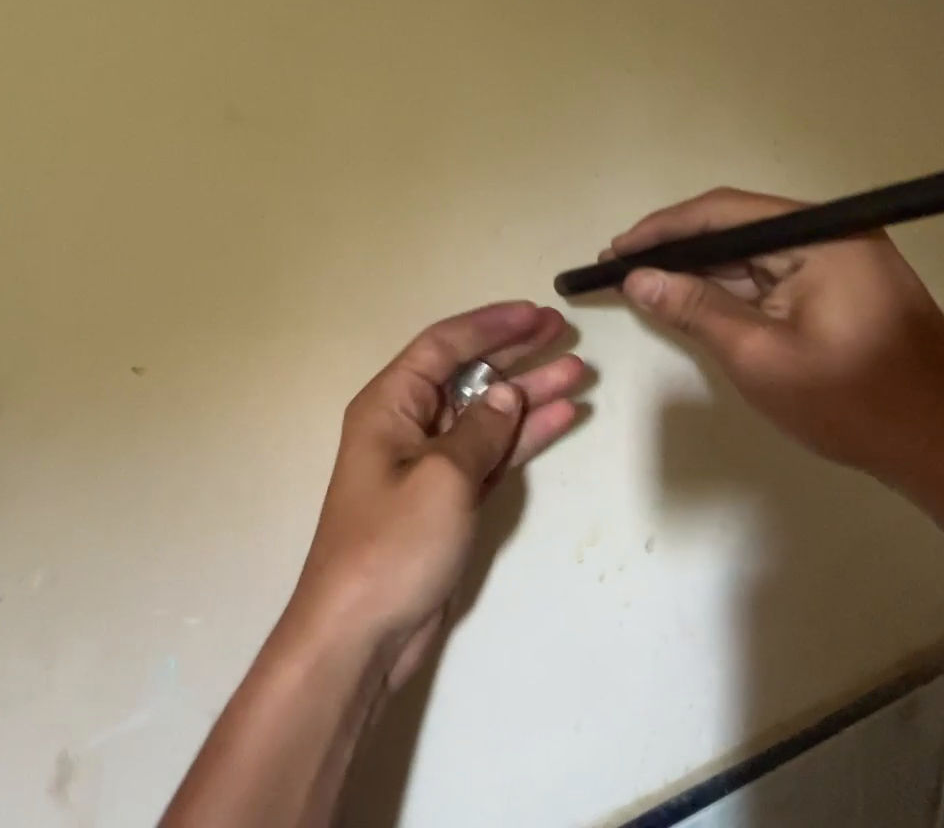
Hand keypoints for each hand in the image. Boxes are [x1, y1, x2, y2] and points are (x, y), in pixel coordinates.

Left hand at [286, 302, 585, 690]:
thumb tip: (507, 394)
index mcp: (389, 404)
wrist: (363, 630)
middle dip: (515, 352)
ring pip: (486, 413)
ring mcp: (430, 462)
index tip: (538, 313)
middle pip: (468, 374)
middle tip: (565, 333)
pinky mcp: (449, 496)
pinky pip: (491, 452)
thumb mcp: (440, 478)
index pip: (443, 346)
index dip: (491, 325)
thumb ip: (479, 430)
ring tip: (580, 372)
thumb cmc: (393, 544)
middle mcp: (407, 423)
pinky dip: (524, 436)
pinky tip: (562, 417)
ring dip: (529, 393)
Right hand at [606, 187, 943, 486]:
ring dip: (702, 268)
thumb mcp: (758, 356)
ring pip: (755, 253)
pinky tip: (697, 299)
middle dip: (676, 248)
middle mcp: (836, 234)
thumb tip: (636, 278)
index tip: (613, 252)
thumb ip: (694, 309)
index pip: (724, 213)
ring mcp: (846, 260)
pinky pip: (775, 274)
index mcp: (822, 237)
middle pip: (738, 227)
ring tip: (647, 283)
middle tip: (621, 269)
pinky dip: (734, 287)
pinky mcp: (847, 287)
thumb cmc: (850, 404)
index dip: (661, 230)